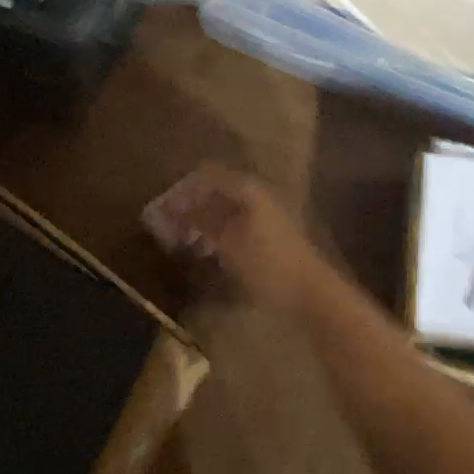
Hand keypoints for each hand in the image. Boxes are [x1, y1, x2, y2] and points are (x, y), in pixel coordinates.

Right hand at [141, 165, 332, 309]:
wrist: (314, 296)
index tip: (159, 210)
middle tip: (167, 228)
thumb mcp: (228, 243)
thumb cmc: (268, 265)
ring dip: (201, 222)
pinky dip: (217, 235)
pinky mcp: (271, 236)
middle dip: (189, 207)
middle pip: (215, 192)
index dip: (180, 192)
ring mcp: (267, 215)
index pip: (205, 177)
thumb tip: (169, 209)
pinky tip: (206, 253)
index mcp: (248, 189)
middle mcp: (258, 195)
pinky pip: (236, 226)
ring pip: (225, 210)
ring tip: (183, 243)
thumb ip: (197, 221)